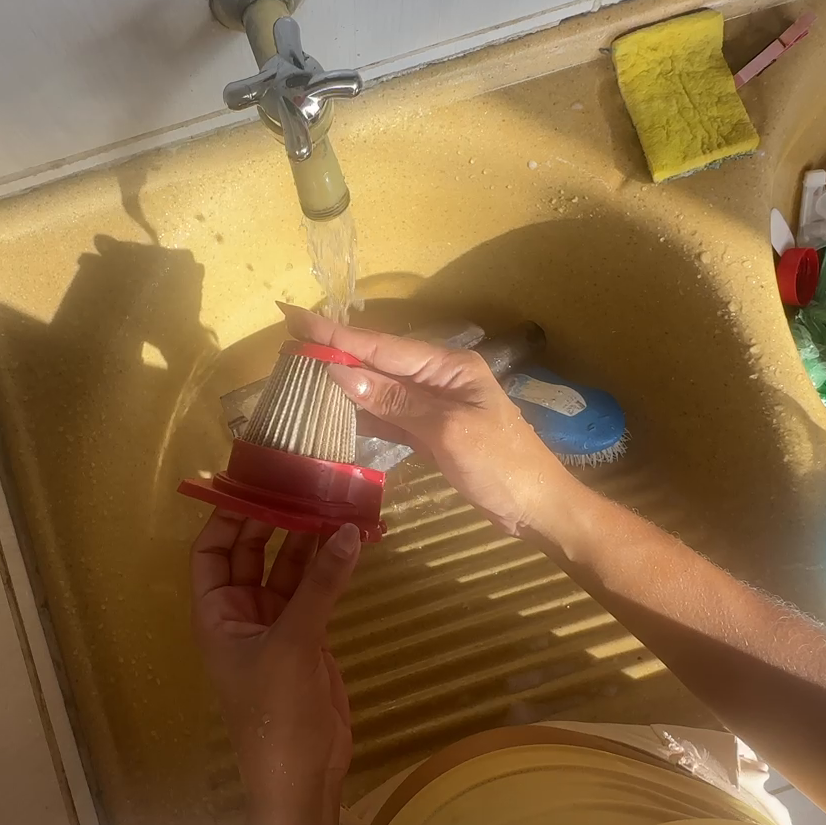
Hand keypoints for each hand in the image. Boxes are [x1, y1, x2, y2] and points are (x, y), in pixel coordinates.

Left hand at [191, 510, 359, 820]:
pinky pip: (315, 590)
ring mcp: (277, 624)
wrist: (304, 775)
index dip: (226, 518)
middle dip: (273, 522)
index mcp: (216, 614)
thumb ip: (320, 585)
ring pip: (287, 569)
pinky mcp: (309, 635)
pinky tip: (348, 541)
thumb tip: (347, 531)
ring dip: (307, 541)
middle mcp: (241, 613)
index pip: (209, 552)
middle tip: (300, 485)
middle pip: (250, 553)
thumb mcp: (293, 643)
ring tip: (331, 503)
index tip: (256, 485)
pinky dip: (329, 567)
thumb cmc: (276, 712)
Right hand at [280, 303, 573, 535]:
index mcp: (448, 366)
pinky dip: (363, 414)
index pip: (382, 345)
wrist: (536, 506)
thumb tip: (342, 373)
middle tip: (288, 344)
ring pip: (380, 388)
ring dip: (344, 382)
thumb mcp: (448, 430)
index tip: (294, 318)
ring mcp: (434, 406)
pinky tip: (336, 412)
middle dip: (335, 352)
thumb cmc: (500, 464)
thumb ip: (396, 401)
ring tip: (301, 373)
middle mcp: (438, 378)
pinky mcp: (430, 433)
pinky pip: (388, 416)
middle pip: (378, 362)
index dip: (335, 334)